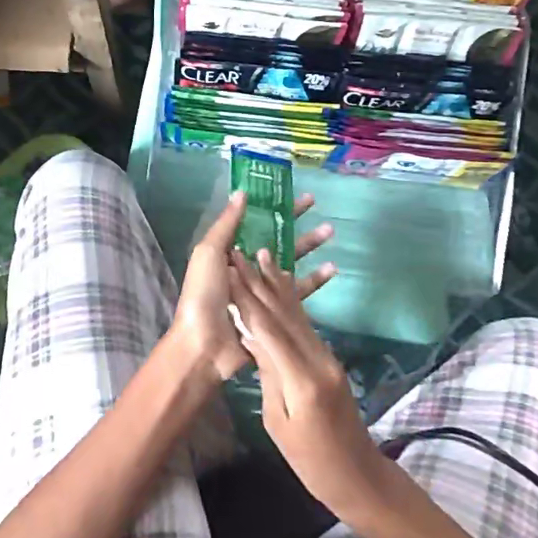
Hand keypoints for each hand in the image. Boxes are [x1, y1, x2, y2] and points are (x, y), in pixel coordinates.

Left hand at [171, 192, 334, 381]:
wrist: (206, 344)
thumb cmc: (204, 294)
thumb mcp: (209, 253)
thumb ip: (227, 224)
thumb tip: (243, 193)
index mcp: (227, 252)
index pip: (254, 224)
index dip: (273, 209)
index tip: (292, 195)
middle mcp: (245, 267)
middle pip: (275, 240)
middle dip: (296, 224)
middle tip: (319, 208)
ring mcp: (261, 289)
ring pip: (291, 262)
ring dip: (310, 247)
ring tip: (332, 232)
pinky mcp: (275, 311)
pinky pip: (298, 292)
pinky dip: (315, 280)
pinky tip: (333, 269)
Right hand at [226, 248, 403, 518]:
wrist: (358, 476)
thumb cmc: (310, 461)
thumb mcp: (277, 421)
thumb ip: (267, 374)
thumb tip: (252, 338)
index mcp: (301, 379)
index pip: (268, 328)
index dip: (247, 298)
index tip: (230, 271)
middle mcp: (318, 360)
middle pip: (283, 314)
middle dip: (259, 282)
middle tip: (242, 254)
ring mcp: (327, 358)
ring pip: (297, 314)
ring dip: (276, 285)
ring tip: (264, 256)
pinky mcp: (330, 360)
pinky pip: (305, 326)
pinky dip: (290, 303)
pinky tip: (282, 287)